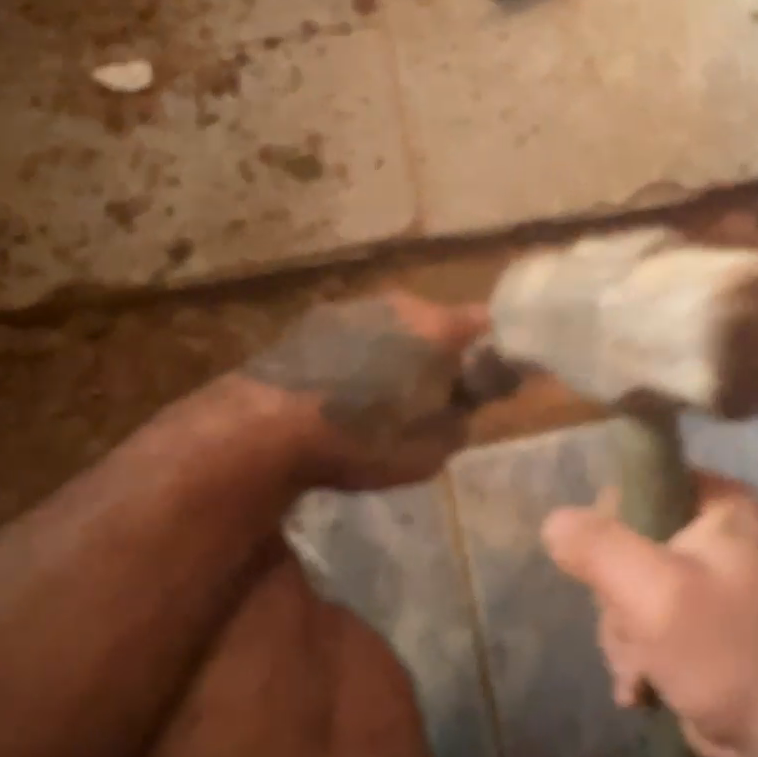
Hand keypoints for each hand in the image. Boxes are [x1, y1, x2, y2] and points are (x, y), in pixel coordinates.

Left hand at [240, 291, 488, 489]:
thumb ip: (460, 420)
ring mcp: (351, 309)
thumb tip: (462, 405)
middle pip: (438, 325)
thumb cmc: (361, 440)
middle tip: (436, 400)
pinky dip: (362, 360)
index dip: (496, 353)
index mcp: (437, 328)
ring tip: (385, 403)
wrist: (261, 429)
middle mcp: (398, 305)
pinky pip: (357, 338)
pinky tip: (345, 397)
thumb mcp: (431, 450)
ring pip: (395, 330)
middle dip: (443, 357)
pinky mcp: (311, 323)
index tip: (491, 383)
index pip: (489, 324)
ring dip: (400, 357)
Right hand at [542, 474, 757, 756]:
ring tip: (643, 673)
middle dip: (619, 602)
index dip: (612, 526)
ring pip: (634, 591)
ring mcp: (716, 582)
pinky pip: (652, 624)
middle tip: (634, 632)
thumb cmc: (724, 651)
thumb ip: (599, 547)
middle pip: (631, 545)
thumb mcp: (653, 591)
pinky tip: (645, 688)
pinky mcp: (708, 626)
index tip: (606, 569)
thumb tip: (554, 521)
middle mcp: (723, 534)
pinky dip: (642, 657)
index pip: (644, 484)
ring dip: (625, 637)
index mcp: (724, 505)